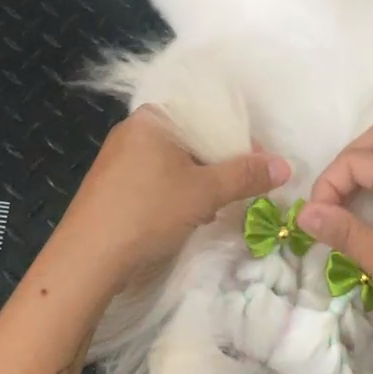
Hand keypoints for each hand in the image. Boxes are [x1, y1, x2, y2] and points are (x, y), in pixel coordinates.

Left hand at [58, 106, 290, 284]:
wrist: (87, 258)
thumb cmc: (147, 211)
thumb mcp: (203, 192)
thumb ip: (245, 176)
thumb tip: (285, 165)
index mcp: (153, 117)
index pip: (207, 115)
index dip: (238, 139)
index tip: (259, 166)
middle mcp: (134, 130)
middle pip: (191, 139)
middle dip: (218, 165)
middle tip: (240, 191)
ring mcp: (119, 158)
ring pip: (174, 162)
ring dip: (199, 184)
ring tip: (215, 208)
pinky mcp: (112, 185)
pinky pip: (156, 179)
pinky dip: (176, 194)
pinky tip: (187, 218)